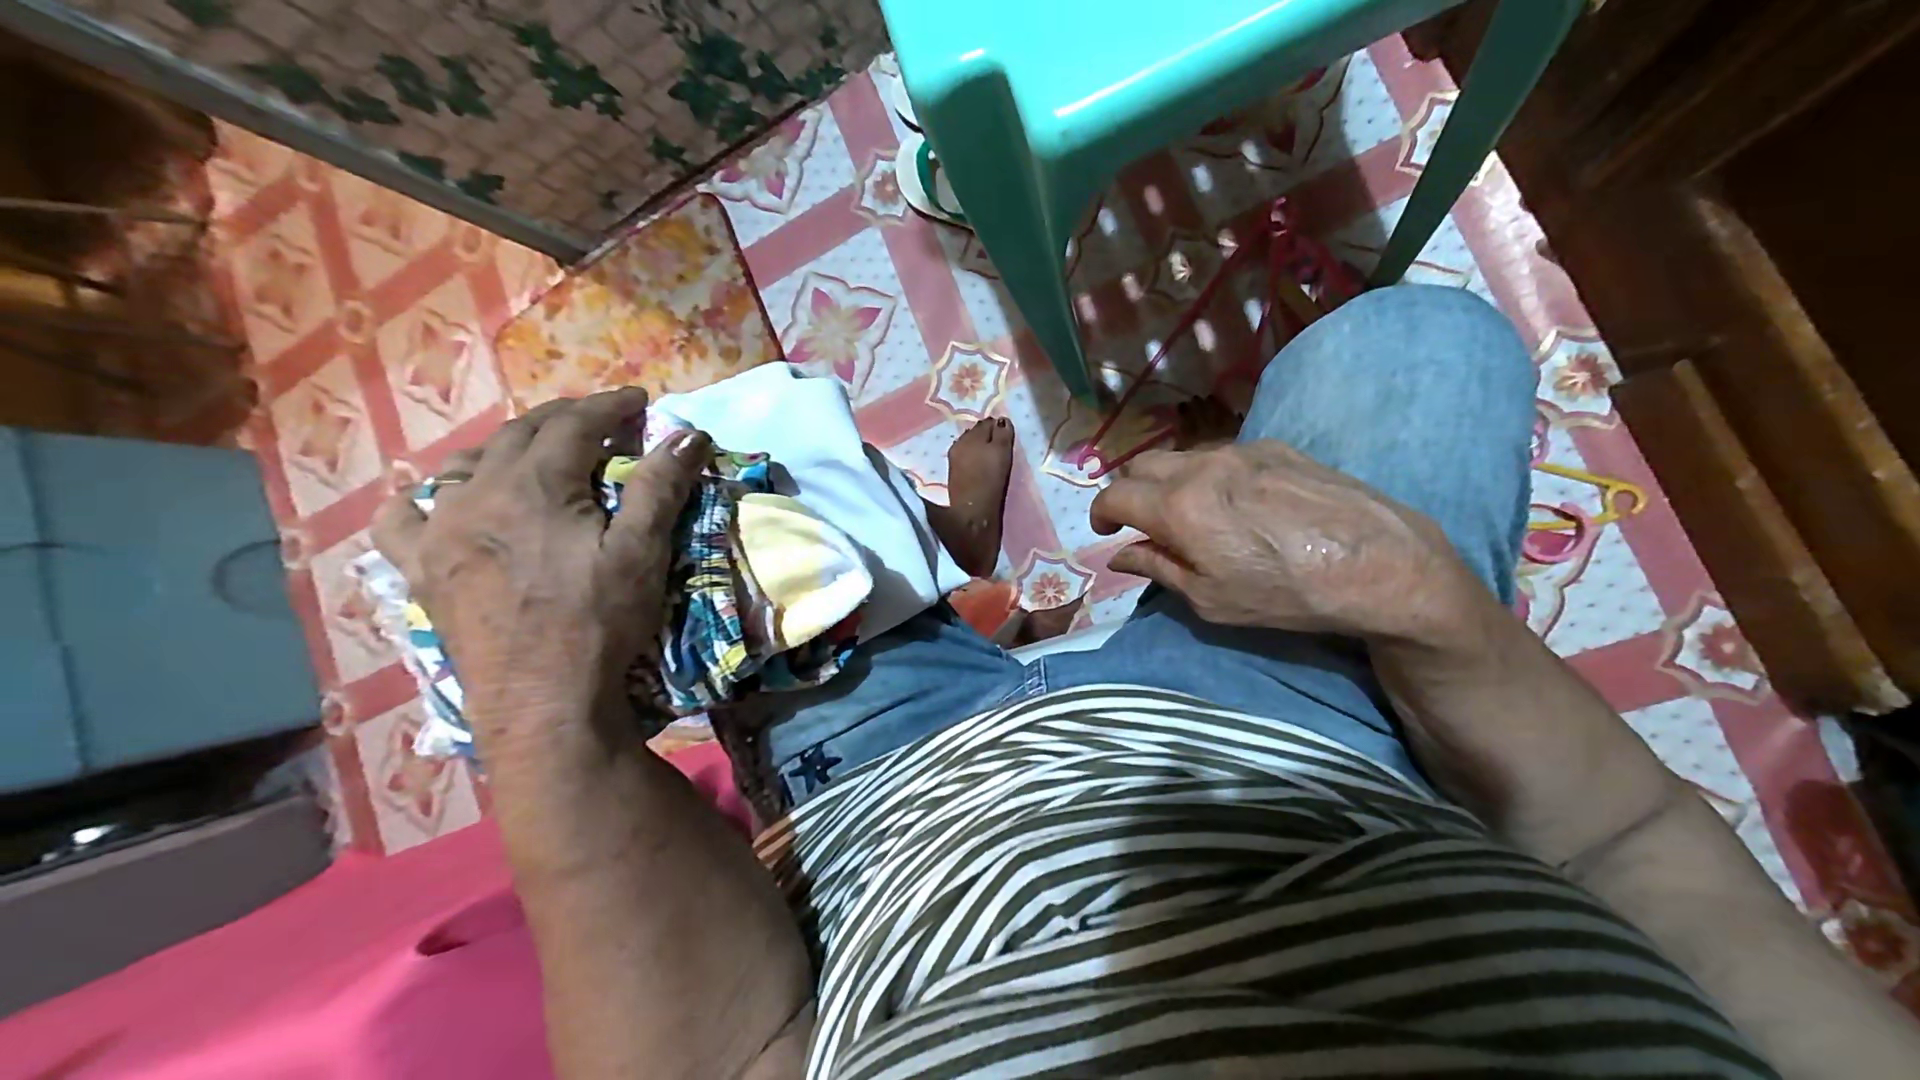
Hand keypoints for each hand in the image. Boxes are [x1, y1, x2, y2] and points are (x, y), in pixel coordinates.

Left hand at [371, 388, 707, 762]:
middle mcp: (475, 494)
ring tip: (537, 452)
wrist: (544, 699)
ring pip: (466, 464)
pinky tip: (440, 499)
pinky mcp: (423, 570)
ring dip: (507, 447)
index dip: (610, 407)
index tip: (639, 401)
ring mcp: (439, 532)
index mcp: (532, 484)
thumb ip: (660, 485)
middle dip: (565, 420)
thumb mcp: (642, 550)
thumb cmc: (600, 620)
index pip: (573, 425)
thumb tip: (687, 434)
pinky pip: (404, 518)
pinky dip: (425, 497)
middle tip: (601, 422)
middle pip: (519, 435)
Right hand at [1088, 440, 1483, 644]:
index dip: (1099, 514)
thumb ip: (1157, 567)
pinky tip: (1234, 501)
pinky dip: (1208, 473)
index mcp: (1179, 507)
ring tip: (1190, 512)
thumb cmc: (1287, 595)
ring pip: (1182, 456)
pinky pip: (1223, 453)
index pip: (1114, 496)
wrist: (1382, 566)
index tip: (1104, 532)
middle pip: (1141, 465)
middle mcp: (1203, 467)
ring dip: (1170, 481)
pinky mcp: (1278, 446)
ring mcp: (1243, 450)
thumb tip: (1120, 555)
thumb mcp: (1210, 598)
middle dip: (1131, 492)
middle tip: (1142, 522)